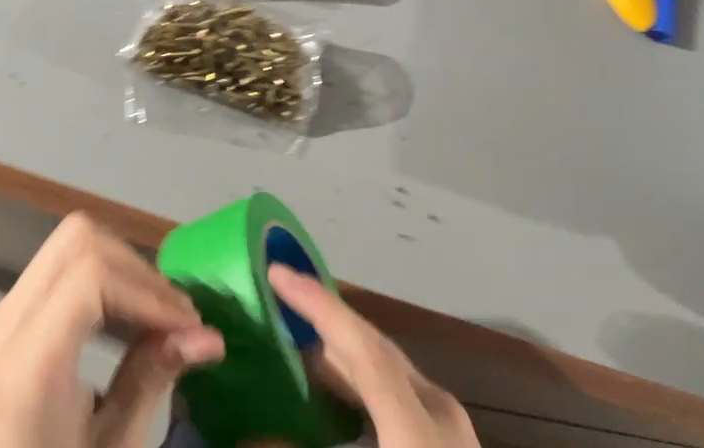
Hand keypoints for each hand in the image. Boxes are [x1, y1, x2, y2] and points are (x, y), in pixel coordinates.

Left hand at [0, 213, 225, 447]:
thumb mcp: (111, 443)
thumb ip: (151, 379)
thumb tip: (208, 338)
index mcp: (29, 357)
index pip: (92, 275)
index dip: (149, 290)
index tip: (190, 325)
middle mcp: (10, 319)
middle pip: (79, 240)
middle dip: (139, 269)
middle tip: (179, 317)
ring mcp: (6, 312)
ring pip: (71, 243)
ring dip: (124, 269)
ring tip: (162, 317)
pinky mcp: (14, 317)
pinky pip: (62, 267)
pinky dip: (104, 278)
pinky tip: (131, 316)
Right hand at [267, 264, 479, 447]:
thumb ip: (300, 447)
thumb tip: (253, 434)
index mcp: (417, 427)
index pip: (364, 348)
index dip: (320, 305)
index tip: (277, 272)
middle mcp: (439, 414)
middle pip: (376, 349)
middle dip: (326, 316)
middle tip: (277, 293)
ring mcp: (450, 429)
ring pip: (388, 369)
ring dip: (342, 348)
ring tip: (296, 335)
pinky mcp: (448, 441)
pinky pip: (398, 391)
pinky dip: (361, 378)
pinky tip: (338, 389)